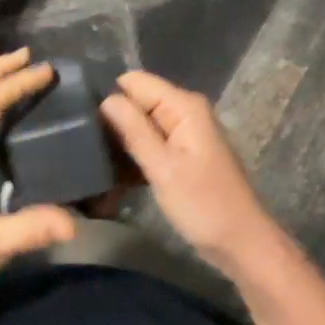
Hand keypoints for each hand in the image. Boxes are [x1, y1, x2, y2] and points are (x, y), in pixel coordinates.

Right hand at [100, 71, 278, 273]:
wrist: (240, 243)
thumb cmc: (203, 205)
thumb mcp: (163, 168)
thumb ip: (134, 130)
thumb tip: (106, 99)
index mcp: (184, 106)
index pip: (135, 81)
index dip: (111, 97)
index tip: (84, 122)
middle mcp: (185, 111)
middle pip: (138, 101)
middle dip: (113, 120)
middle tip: (86, 147)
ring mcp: (184, 133)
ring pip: (141, 124)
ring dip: (121, 141)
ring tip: (95, 160)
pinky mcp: (182, 153)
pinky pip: (150, 142)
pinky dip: (134, 155)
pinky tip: (115, 174)